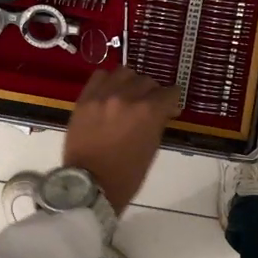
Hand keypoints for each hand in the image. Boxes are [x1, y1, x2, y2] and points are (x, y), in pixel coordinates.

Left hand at [62, 67, 181, 211]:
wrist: (89, 184)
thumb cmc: (126, 175)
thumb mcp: (152, 148)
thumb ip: (158, 122)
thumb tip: (163, 109)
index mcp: (148, 112)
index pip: (169, 92)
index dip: (172, 100)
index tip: (170, 108)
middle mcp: (126, 97)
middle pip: (147, 81)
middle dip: (152, 93)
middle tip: (149, 105)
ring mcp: (103, 95)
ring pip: (124, 72)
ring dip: (131, 82)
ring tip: (129, 95)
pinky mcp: (85, 99)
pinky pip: (99, 77)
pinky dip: (108, 81)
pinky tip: (110, 92)